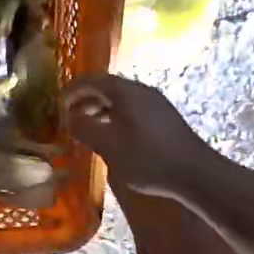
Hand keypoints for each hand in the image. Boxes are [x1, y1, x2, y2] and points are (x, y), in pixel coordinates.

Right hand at [64, 74, 213, 198]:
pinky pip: (132, 110)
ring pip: (121, 100)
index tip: (58, 104)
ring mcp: (156, 104)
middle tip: (70, 118)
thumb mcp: (109, 145)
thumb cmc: (147, 158)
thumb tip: (69, 117)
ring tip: (88, 130)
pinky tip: (113, 138)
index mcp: (125, 91)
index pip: (92, 80)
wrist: (195, 173)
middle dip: (85, 100)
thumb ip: (85, 128)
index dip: (72, 90)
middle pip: (107, 88)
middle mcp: (141, 91)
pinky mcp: (164, 119)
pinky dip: (115, 118)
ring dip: (100, 111)